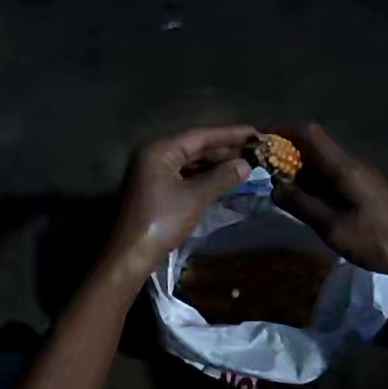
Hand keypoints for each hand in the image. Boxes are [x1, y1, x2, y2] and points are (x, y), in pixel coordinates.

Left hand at [102, 125, 258, 284]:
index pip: (200, 135)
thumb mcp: (195, 198)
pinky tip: (224, 179)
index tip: (256, 133)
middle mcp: (155, 155)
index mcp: (160, 150)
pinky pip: (185, 174)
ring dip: (217, 163)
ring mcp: (154, 172)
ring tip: (245, 164)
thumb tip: (246, 165)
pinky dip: (205, 176)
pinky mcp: (156, 188)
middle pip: (195, 146)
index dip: (230, 134)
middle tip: (255, 150)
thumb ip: (222, 178)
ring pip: (191, 161)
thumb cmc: (162, 222)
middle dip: (225, 149)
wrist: (131, 255)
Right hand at [273, 123, 387, 279]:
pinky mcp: (369, 194)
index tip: (257, 141)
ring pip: (324, 164)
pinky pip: (334, 180)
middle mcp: (353, 166)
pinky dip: (315, 185)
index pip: (309, 133)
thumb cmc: (383, 240)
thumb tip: (275, 187)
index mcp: (345, 167)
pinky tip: (306, 204)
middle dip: (286, 153)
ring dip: (300, 171)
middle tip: (260, 170)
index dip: (281, 131)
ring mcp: (363, 179)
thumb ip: (304, 206)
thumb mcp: (336, 228)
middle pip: (315, 147)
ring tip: (277, 188)